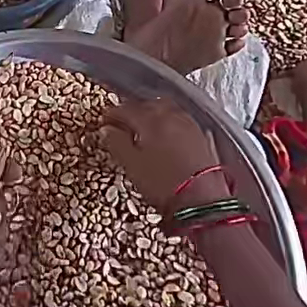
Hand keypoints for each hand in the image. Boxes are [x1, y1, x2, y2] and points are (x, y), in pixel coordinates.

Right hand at [99, 97, 228, 213]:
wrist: (203, 201)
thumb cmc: (162, 183)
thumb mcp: (131, 164)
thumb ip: (116, 142)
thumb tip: (107, 129)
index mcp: (150, 119)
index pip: (124, 109)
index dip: (111, 115)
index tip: (103, 122)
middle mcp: (170, 116)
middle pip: (146, 105)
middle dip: (131, 111)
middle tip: (121, 123)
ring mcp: (188, 125)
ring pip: (165, 110)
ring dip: (151, 114)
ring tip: (142, 127)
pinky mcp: (201, 136)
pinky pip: (179, 120)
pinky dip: (168, 122)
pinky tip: (165, 134)